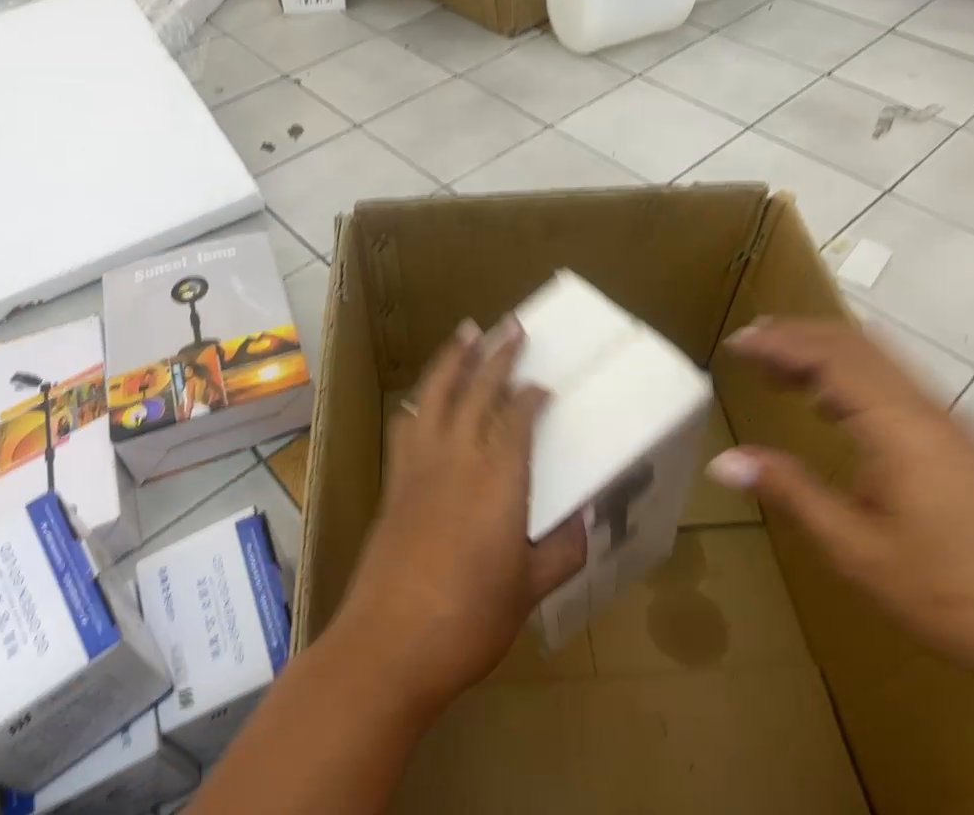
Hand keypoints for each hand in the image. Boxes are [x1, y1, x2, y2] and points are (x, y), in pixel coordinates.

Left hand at [330, 318, 587, 715]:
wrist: (388, 646)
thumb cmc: (469, 621)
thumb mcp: (531, 590)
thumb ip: (563, 550)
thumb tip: (585, 520)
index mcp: (498, 480)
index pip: (518, 418)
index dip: (533, 396)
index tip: (546, 386)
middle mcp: (456, 459)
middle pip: (476, 392)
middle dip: (497, 356)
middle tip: (512, 328)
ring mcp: (417, 468)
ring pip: (434, 396)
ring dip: (452, 361)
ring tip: (467, 333)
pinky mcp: (392, 485)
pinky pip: (407, 426)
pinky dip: (420, 402)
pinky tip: (422, 399)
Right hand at [709, 320, 973, 693]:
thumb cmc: (955, 594)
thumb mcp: (858, 550)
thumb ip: (792, 494)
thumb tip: (724, 460)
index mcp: (898, 428)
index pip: (831, 358)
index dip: (779, 343)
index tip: (735, 342)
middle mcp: (925, 413)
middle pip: (858, 347)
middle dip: (800, 336)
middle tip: (749, 343)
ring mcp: (948, 429)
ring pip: (880, 364)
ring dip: (827, 354)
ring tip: (778, 366)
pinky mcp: (958, 449)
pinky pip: (895, 389)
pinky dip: (851, 378)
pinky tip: (831, 407)